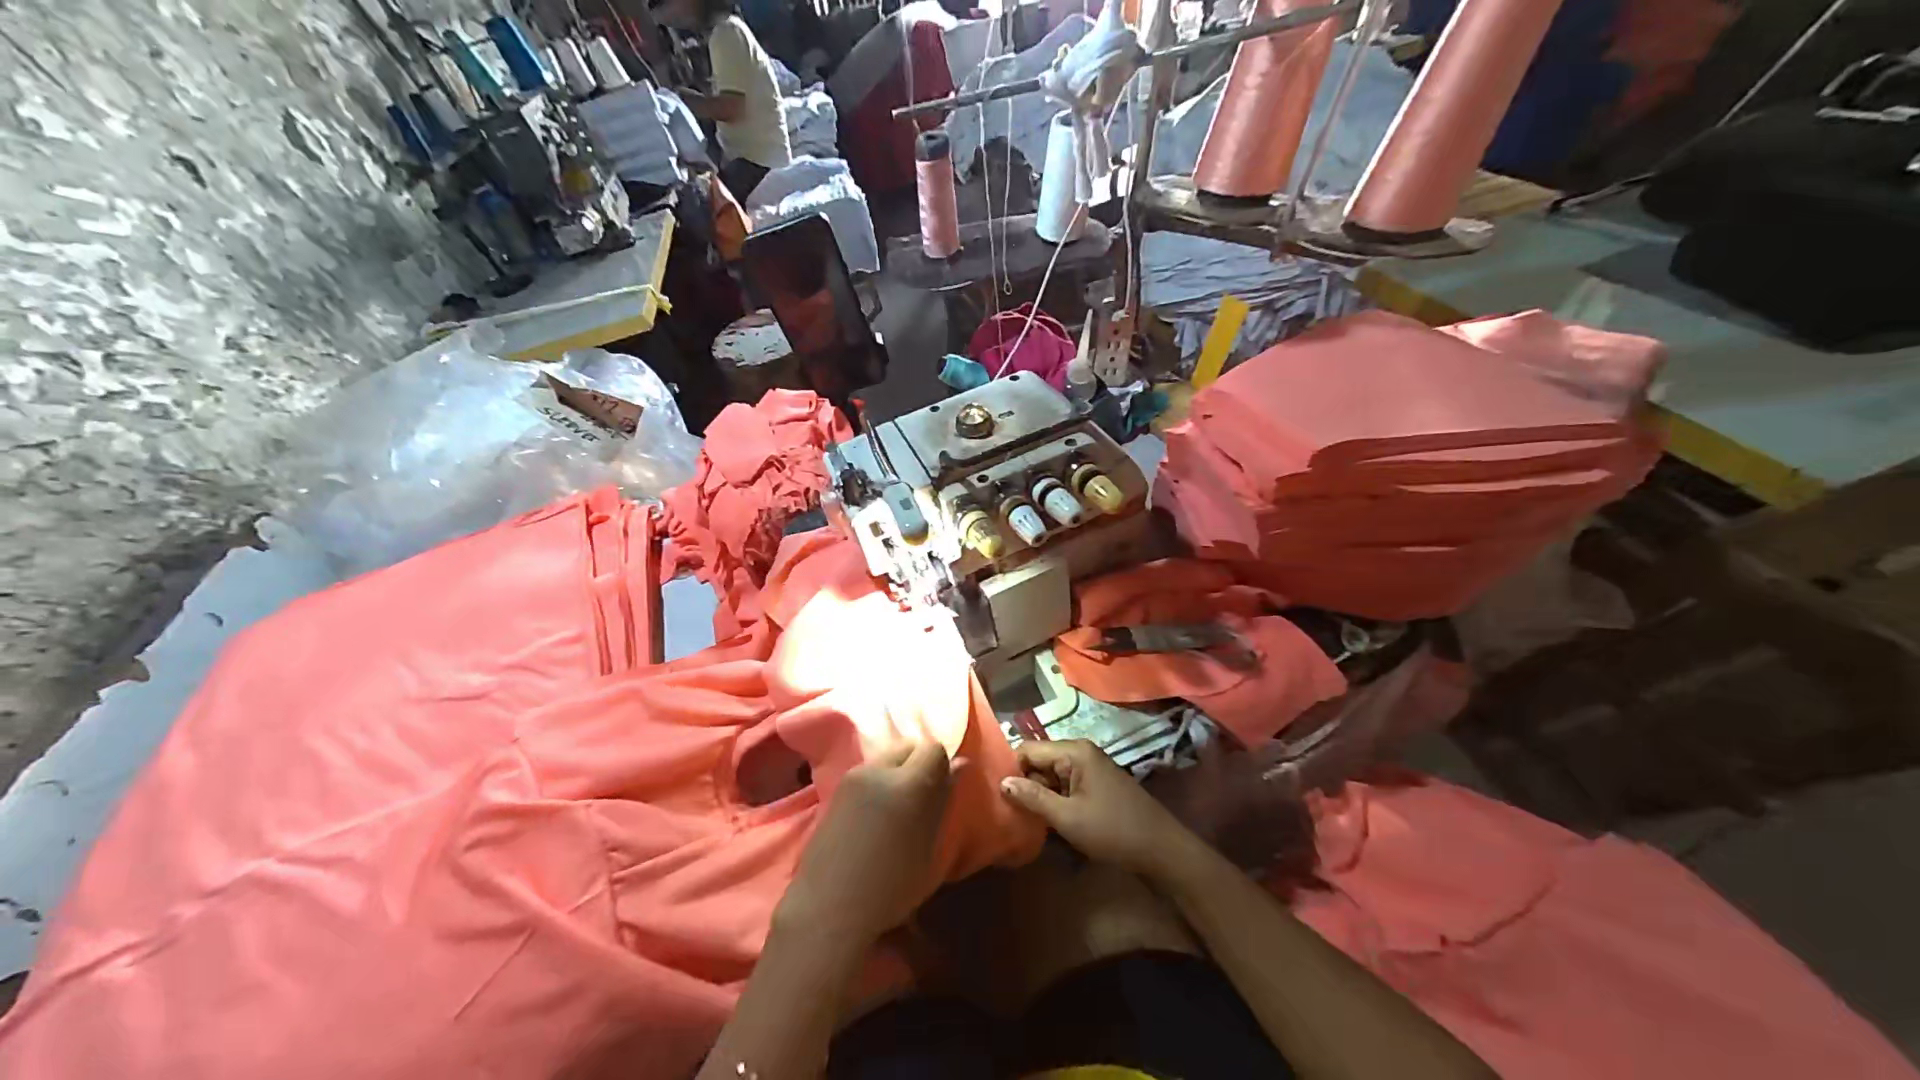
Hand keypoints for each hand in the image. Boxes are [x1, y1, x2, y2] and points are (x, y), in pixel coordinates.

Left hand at [776, 740, 956, 945]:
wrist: (828, 906)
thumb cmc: (890, 889)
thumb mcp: (928, 849)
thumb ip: (943, 801)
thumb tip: (960, 766)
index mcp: (910, 784)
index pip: (934, 748)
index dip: (942, 764)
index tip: (943, 788)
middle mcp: (881, 770)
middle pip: (908, 746)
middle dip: (919, 762)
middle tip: (923, 796)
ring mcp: (854, 777)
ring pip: (885, 758)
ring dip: (897, 771)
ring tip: (897, 807)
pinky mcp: (836, 789)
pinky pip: (867, 773)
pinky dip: (878, 783)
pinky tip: (875, 815)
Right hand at [998, 740, 1201, 880]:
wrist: (1161, 850)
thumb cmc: (1113, 831)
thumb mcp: (1067, 817)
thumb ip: (1033, 797)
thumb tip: (1002, 782)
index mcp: (1074, 751)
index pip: (1028, 749)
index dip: (1010, 768)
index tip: (994, 792)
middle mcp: (1081, 752)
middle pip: (1039, 760)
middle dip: (1023, 783)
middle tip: (1005, 809)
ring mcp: (1090, 768)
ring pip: (1050, 775)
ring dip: (1038, 794)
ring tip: (1020, 817)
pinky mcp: (1095, 785)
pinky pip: (1064, 785)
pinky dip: (1053, 800)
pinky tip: (1044, 820)